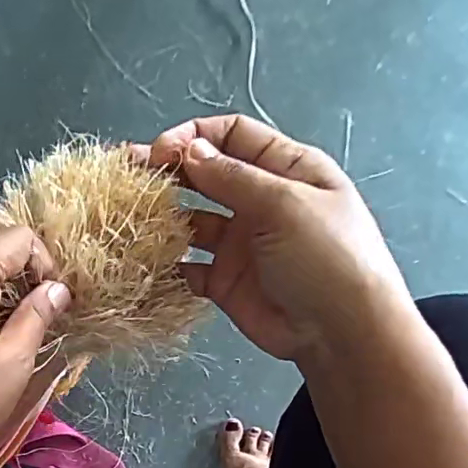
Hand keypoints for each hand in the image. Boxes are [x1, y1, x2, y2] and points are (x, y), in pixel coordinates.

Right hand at [145, 115, 412, 363]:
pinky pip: (188, 269)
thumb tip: (191, 150)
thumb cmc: (327, 257)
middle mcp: (257, 203)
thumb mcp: (285, 205)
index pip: (233, 137)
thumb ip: (234, 178)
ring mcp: (239, 244)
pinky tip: (147, 262)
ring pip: (192, 222)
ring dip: (164, 219)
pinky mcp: (223, 282)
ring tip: (131, 220)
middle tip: (129, 176)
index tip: (158, 152)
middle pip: (206, 177)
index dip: (194, 138)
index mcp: (284, 170)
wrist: (338, 330)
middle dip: (169, 173)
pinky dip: (168, 266)